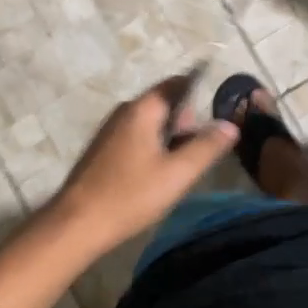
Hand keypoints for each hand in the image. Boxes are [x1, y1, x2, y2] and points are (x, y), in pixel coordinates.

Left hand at [50, 74, 238, 248]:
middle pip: (165, 104)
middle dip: (185, 125)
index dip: (200, 96)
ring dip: (169, 141)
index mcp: (143, 108)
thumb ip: (207, 147)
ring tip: (176, 172)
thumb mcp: (177, 174)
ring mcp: (110, 130)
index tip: (213, 122)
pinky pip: (136, 138)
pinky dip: (151, 150)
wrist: (76, 224)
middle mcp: (124, 111)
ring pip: (150, 124)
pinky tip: (153, 179)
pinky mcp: (102, 150)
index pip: (177, 83)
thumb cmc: (130, 195)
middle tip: (194, 158)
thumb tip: (230, 125)